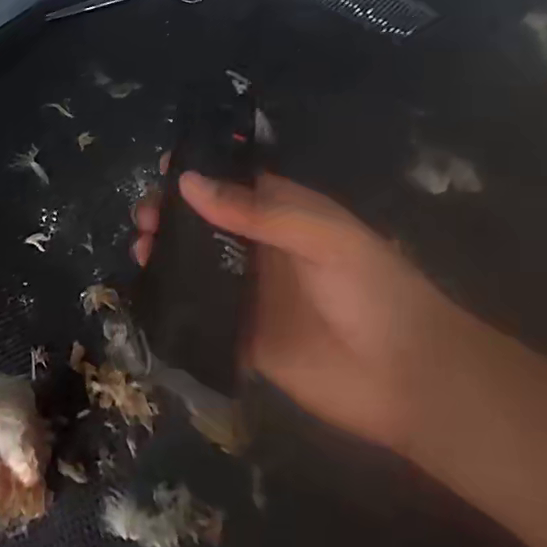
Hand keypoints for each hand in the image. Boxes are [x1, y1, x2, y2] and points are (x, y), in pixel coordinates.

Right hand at [134, 170, 461, 458]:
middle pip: (206, 222)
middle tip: (143, 218)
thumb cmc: (371, 288)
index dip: (198, 172)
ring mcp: (252, 294)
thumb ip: (256, 210)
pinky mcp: (244, 338)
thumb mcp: (320, 234)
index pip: (232, 181)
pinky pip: (202, 315)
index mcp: (283, 213)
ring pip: (197, 266)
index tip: (162, 168)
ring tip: (140, 251)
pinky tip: (146, 296)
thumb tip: (188, 182)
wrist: (407, 378)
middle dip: (172, 214)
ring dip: (167, 255)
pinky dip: (174, 304)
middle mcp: (262, 248)